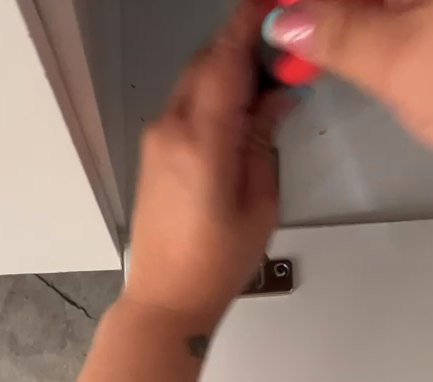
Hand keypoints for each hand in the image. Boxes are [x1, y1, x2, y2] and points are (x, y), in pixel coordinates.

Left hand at [122, 0, 295, 328]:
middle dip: (243, 45)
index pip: (226, 58)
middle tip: (280, 49)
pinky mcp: (151, 155)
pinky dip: (210, 96)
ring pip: (193, 82)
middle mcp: (171, 131)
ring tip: (264, 82)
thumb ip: (263, 142)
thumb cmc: (213, 265)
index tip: (273, 4)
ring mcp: (155, 142)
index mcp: (202, 141)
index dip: (250, 22)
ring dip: (227, 72)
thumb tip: (273, 100)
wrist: (165, 300)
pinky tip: (235, 110)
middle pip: (207, 62)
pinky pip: (183, 107)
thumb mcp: (259, 205)